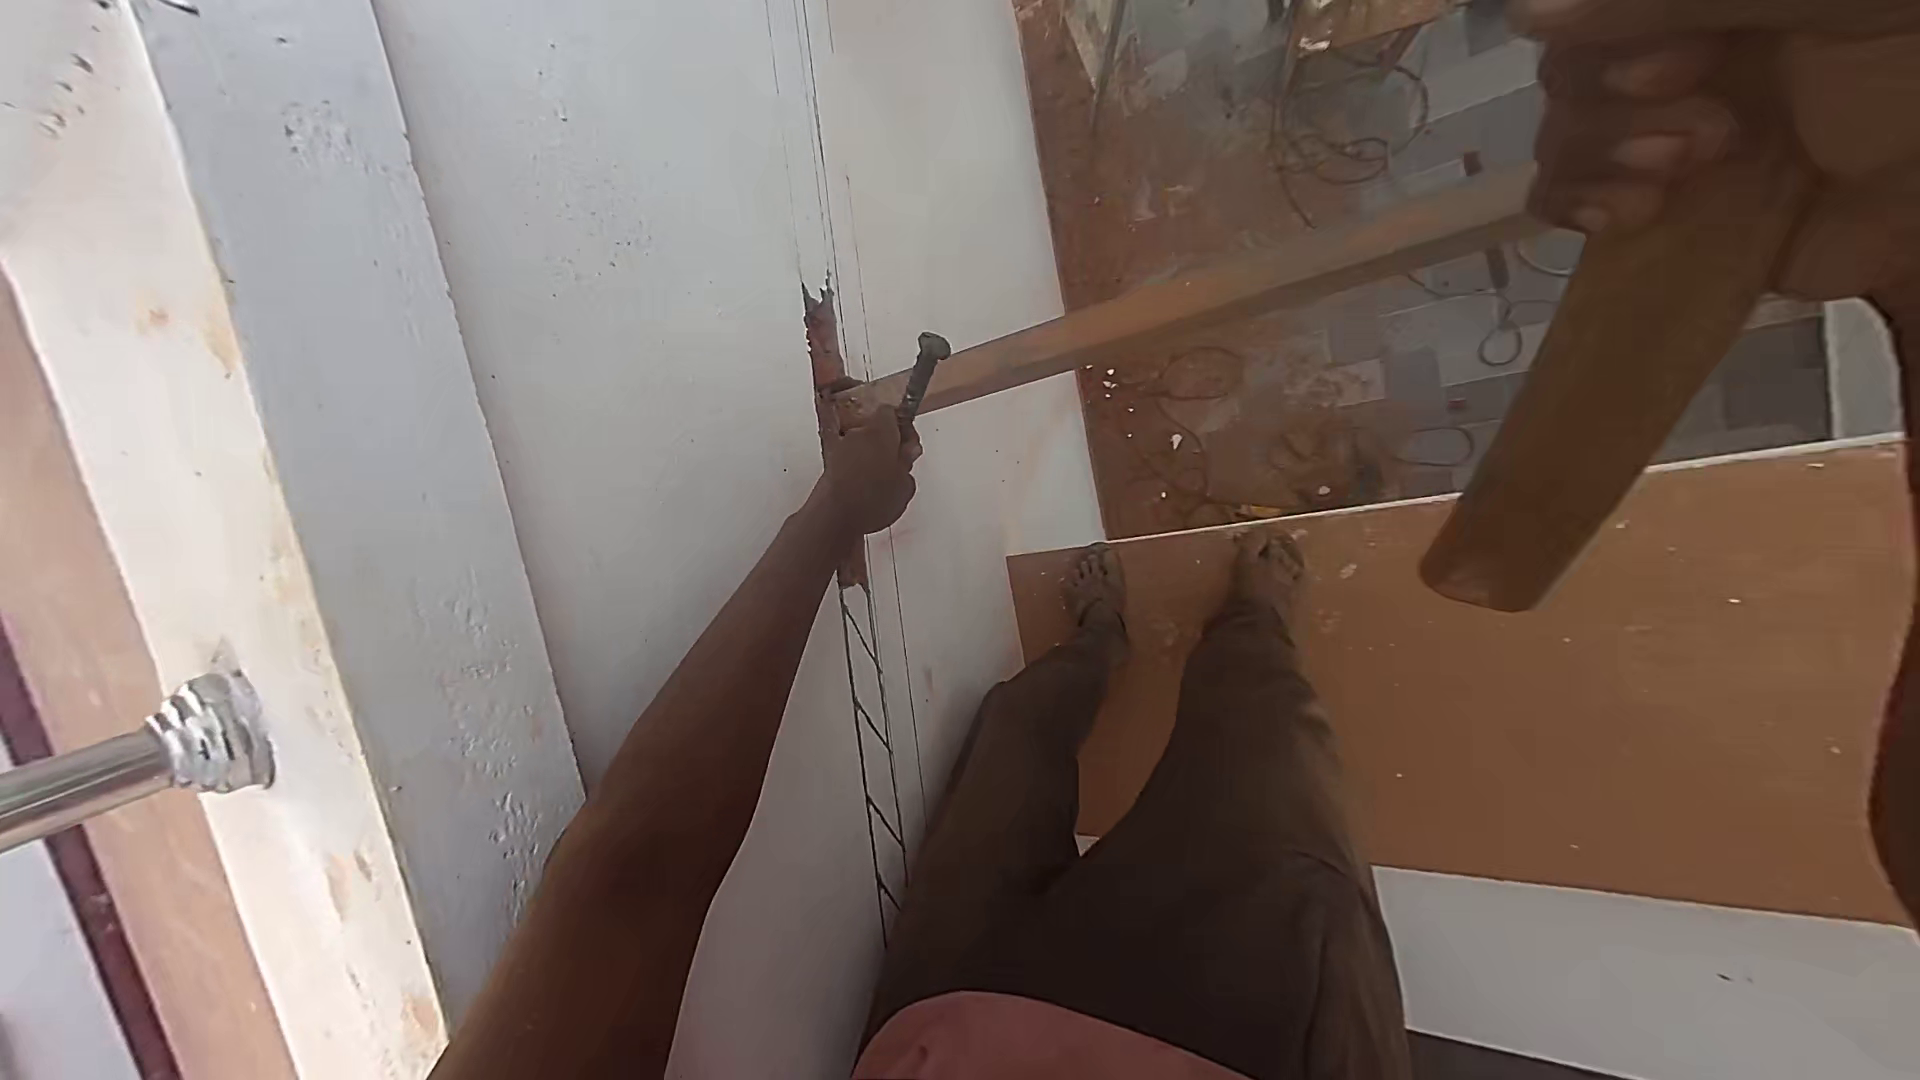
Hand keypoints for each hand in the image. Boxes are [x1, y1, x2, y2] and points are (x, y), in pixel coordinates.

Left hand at [820, 405, 920, 536]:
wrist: (835, 516)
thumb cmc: (874, 498)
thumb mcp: (905, 485)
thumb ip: (907, 463)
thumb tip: (907, 453)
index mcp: (880, 432)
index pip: (891, 413)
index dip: (902, 428)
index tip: (909, 445)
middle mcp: (858, 434)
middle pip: (876, 431)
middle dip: (887, 445)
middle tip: (899, 467)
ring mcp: (840, 448)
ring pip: (862, 447)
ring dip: (872, 458)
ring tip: (882, 484)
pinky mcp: (829, 465)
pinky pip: (850, 461)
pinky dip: (858, 469)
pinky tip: (866, 490)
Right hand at [1517, 0, 1919, 308]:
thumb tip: (1531, 12)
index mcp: (1720, 2)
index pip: (1594, 12)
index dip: (1604, 45)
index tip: (1677, 70)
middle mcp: (1689, 54)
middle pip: (1569, 78)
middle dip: (1611, 114)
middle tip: (1701, 134)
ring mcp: (1663, 130)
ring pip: (1560, 139)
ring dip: (1598, 167)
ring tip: (1680, 175)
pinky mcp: (1650, 199)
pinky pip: (1563, 199)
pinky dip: (1574, 208)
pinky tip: (1626, 215)